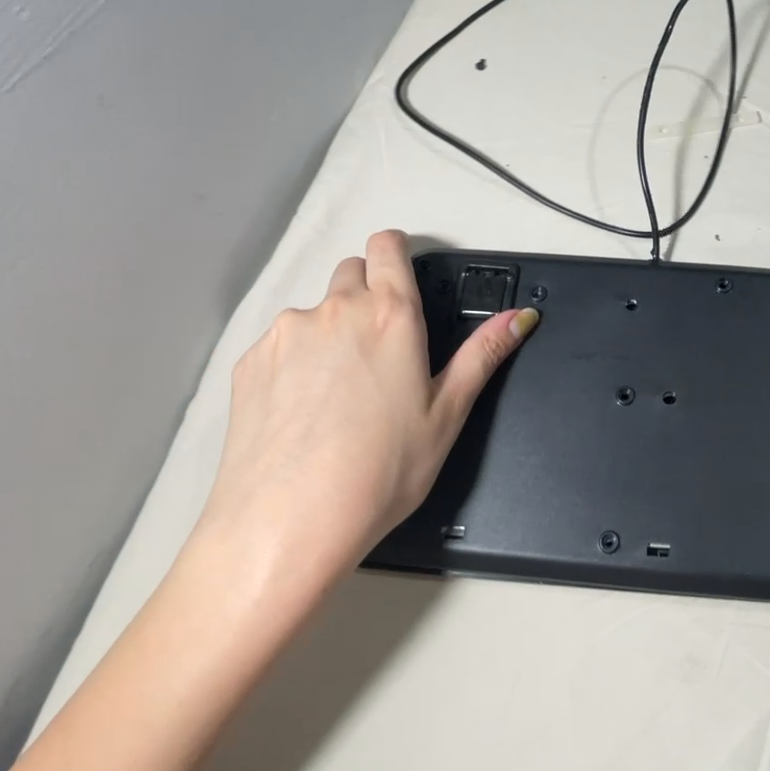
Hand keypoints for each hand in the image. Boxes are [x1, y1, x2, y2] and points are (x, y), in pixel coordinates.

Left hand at [202, 230, 538, 576]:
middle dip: (367, 296)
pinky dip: (295, 363)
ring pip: (314, 313)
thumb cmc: (381, 471)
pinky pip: (281, 345)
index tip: (402, 278)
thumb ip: (483, 355)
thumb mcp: (447, 414)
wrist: (287, 524)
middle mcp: (334, 311)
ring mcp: (285, 335)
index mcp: (390, 316)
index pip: (388, 246)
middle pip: (351, 273)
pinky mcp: (249, 363)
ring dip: (330, 332)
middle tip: (381, 352)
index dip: (397, 253)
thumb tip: (520, 317)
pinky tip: (304, 412)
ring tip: (339, 394)